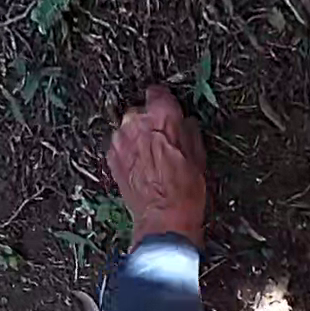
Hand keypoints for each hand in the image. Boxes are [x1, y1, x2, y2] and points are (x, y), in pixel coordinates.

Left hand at [106, 85, 206, 246]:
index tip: (168, 111)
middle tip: (163, 143)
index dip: (165, 104)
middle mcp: (135, 123)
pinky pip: (120, 146)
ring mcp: (120, 141)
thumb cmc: (183, 191)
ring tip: (152, 160)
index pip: (158, 92)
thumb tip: (185, 122)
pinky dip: (128, 152)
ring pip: (128, 129)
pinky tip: (141, 168)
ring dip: (137, 138)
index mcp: (161, 116)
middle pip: (141, 111)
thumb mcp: (198, 156)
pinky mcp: (111, 158)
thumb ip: (188, 131)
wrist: (163, 218)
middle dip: (150, 124)